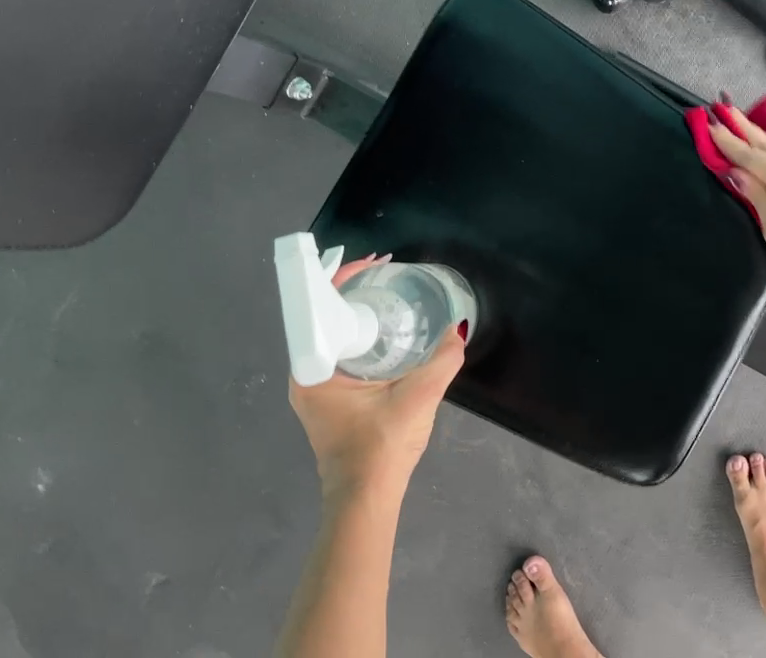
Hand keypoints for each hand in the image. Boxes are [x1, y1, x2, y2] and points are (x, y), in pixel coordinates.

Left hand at [287, 254, 466, 500]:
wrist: (367, 501)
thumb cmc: (381, 447)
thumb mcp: (418, 397)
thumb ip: (443, 359)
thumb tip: (459, 328)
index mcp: (312, 372)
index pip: (320, 310)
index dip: (344, 279)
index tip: (376, 263)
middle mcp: (306, 378)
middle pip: (325, 321)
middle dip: (353, 293)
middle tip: (386, 275)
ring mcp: (315, 393)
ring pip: (333, 339)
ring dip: (357, 316)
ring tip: (387, 295)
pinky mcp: (329, 404)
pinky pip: (340, 355)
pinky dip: (360, 337)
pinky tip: (386, 334)